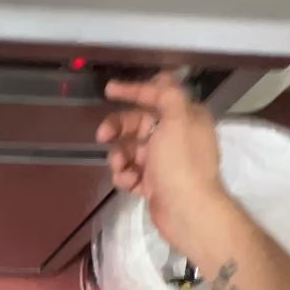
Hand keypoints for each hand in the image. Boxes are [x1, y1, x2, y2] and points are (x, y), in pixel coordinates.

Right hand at [98, 73, 246, 267]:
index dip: (133, 90)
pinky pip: (132, 172)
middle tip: (102, 136)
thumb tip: (162, 77)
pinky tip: (130, 184)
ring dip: (121, 157)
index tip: (109, 90)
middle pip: (138, 123)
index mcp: (185, 118)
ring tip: (122, 169)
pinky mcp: (154, 182)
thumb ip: (168, 94)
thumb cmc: (181, 164)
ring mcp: (164, 161)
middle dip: (119, 129)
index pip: (157, 95)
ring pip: (131, 149)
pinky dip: (127, 176)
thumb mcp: (177, 120)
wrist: (187, 211)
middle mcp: (175, 136)